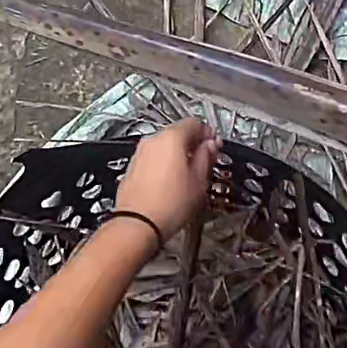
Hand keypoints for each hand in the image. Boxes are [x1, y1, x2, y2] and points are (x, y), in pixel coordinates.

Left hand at [113, 119, 218, 238]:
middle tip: (205, 161)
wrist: (138, 224)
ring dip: (178, 155)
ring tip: (189, 176)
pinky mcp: (133, 168)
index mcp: (172, 138)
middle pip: (178, 133)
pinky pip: (153, 160)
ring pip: (164, 147)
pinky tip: (171, 183)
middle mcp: (153, 141)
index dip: (208, 134)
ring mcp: (140, 154)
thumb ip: (206, 157)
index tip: (213, 145)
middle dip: (193, 145)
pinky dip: (163, 165)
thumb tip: (209, 147)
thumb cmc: (168, 206)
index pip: (194, 123)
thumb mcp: (199, 181)